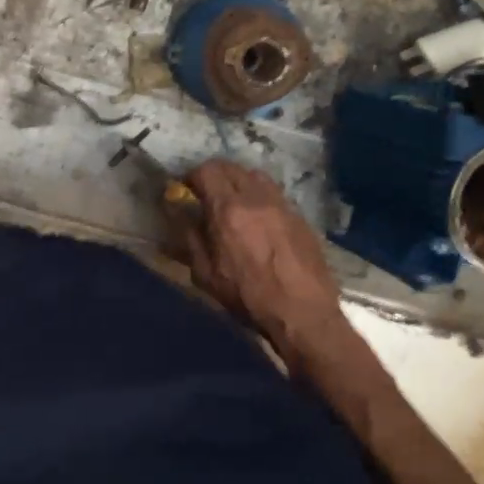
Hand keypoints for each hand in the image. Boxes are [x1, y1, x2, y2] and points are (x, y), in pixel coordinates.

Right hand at [174, 161, 346, 359]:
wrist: (304, 316)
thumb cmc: (248, 296)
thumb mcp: (204, 272)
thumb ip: (189, 236)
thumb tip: (179, 212)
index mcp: (228, 210)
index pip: (206, 170)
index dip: (192, 176)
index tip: (186, 190)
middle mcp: (256, 200)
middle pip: (231, 167)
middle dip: (214, 174)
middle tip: (208, 193)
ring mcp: (283, 207)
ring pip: (257, 176)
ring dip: (240, 182)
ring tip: (236, 202)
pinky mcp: (302, 220)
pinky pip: (276, 195)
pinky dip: (261, 197)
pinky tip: (260, 220)